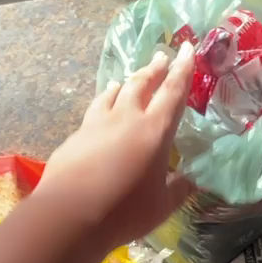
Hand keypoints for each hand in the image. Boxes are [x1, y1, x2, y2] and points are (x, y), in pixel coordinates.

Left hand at [38, 43, 197, 254]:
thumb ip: (178, 189)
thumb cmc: (124, 212)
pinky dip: (105, 99)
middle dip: (155, 69)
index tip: (186, 49)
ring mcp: (98, 123)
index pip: (174, 92)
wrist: (69, 214)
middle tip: (161, 58)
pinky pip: (96, 108)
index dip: (183, 69)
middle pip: (142, 84)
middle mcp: (127, 118)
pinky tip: (103, 104)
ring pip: (115, 92)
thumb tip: (192, 180)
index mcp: (155, 131)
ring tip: (130, 78)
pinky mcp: (77, 134)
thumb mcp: (161, 206)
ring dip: (127, 82)